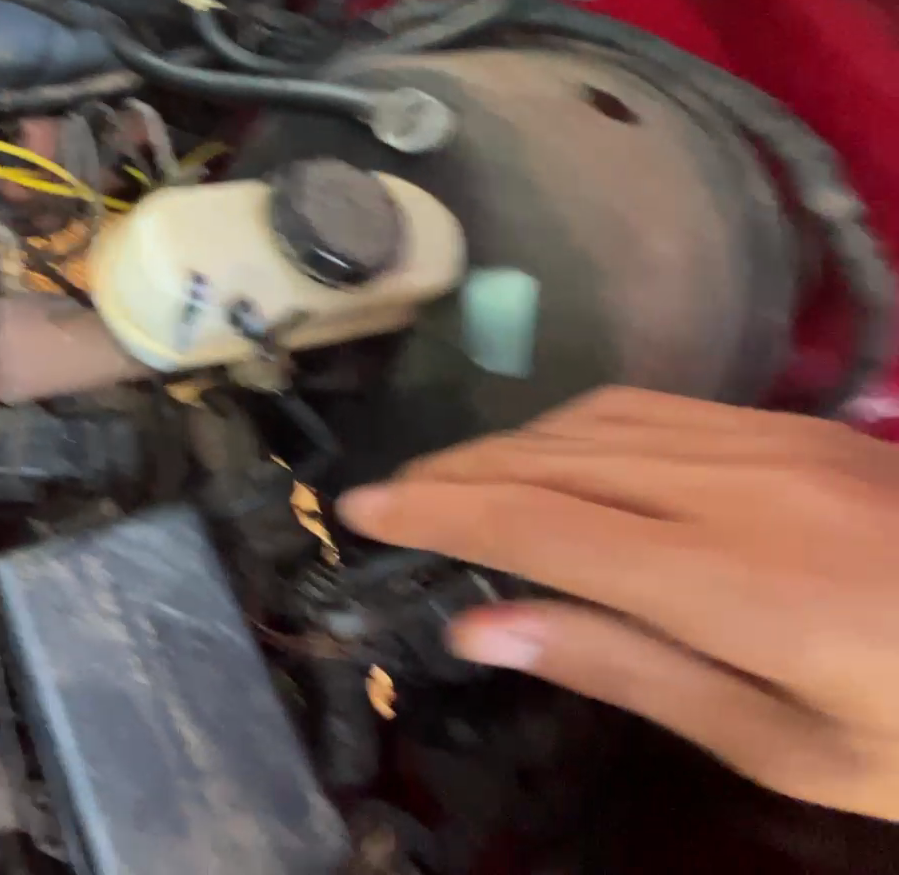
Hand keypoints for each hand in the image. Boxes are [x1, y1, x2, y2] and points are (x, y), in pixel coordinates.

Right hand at [338, 387, 898, 820]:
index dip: (431, 512)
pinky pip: (631, 408)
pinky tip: (535, 457)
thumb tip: (476, 624)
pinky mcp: (789, 424)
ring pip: (574, 424)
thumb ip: (626, 669)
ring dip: (490, 451)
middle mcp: (746, 491)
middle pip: (540, 461)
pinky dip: (553, 430)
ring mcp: (772, 443)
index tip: (359, 511)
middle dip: (444, 477)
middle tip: (386, 503)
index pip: (535, 525)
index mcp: (749, 588)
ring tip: (445, 484)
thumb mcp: (799, 750)